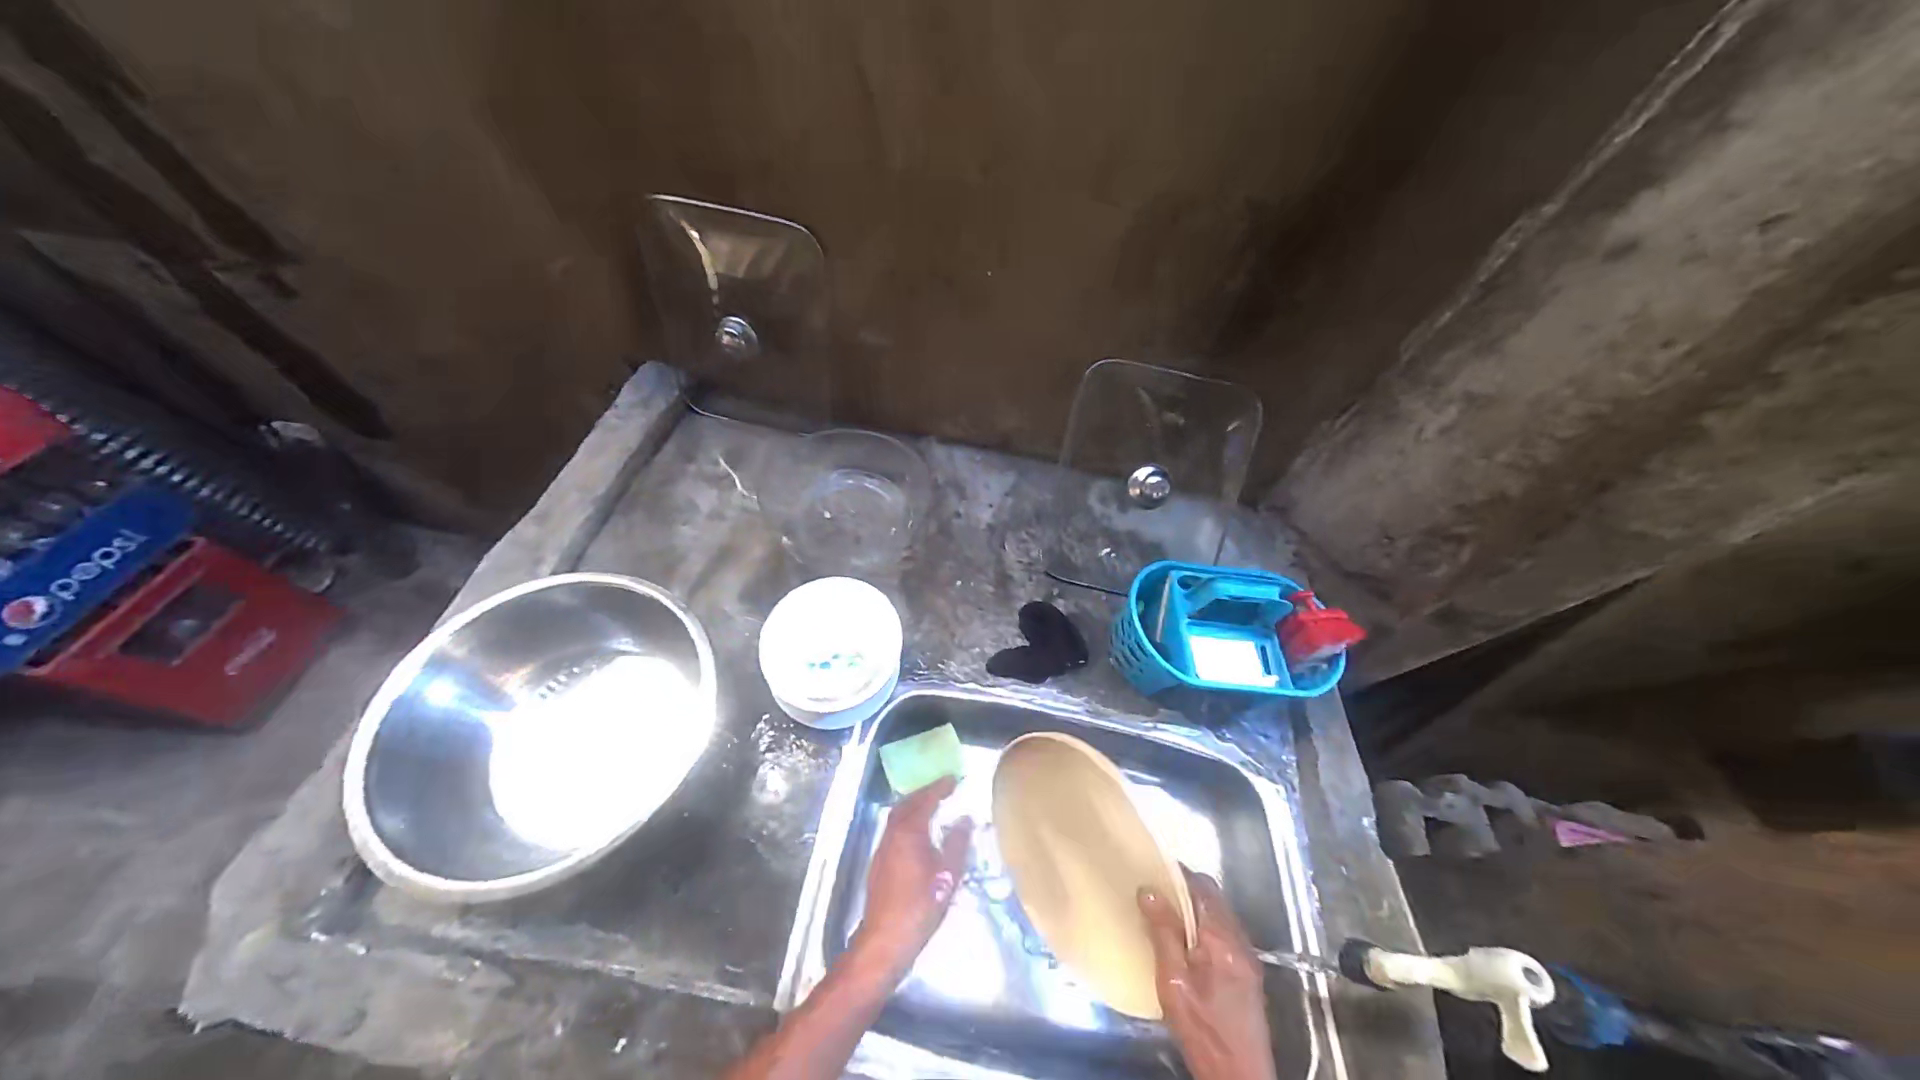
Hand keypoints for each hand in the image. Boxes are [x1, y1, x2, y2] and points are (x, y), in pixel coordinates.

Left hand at [855, 776, 973, 973]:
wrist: (886, 938)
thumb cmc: (921, 905)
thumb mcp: (948, 874)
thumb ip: (958, 843)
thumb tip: (964, 818)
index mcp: (909, 831)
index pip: (925, 800)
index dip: (940, 787)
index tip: (954, 779)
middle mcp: (892, 833)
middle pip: (907, 803)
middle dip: (925, 792)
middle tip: (943, 788)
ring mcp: (882, 848)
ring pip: (898, 816)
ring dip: (915, 805)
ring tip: (933, 805)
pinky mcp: (879, 862)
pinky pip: (894, 828)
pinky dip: (908, 820)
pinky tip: (919, 832)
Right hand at [1139, 867, 1276, 1079]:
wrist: (1239, 1078)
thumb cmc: (1202, 1031)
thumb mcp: (1173, 983)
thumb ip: (1163, 933)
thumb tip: (1149, 889)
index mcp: (1222, 940)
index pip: (1202, 887)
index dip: (1177, 874)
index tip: (1152, 870)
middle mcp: (1240, 941)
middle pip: (1213, 897)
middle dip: (1185, 889)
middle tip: (1154, 892)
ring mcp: (1247, 957)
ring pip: (1219, 914)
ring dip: (1194, 908)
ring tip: (1164, 914)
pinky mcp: (1248, 972)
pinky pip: (1224, 933)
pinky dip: (1203, 926)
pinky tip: (1183, 941)